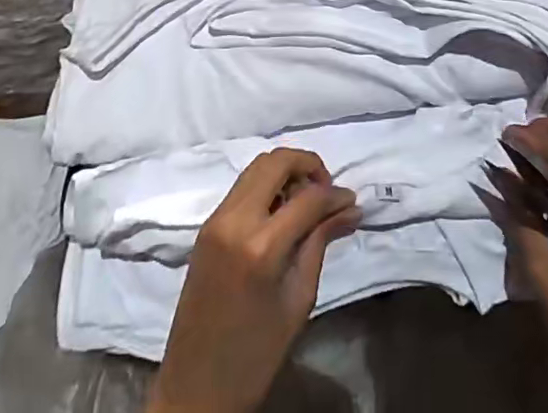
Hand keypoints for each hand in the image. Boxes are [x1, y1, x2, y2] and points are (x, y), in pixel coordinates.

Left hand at [147, 148, 360, 412]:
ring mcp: (214, 220)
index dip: (336, 195)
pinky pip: (241, 187)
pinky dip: (267, 186)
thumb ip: (320, 242)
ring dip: (286, 172)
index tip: (352, 202)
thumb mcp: (298, 299)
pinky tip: (282, 212)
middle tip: (326, 192)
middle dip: (308, 165)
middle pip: (275, 161)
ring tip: (306, 202)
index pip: (308, 197)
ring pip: (256, 167)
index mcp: (260, 246)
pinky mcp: (205, 227)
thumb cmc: (256, 353)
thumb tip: (350, 208)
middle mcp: (233, 221)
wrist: (195, 387)